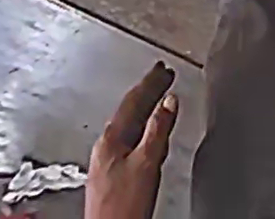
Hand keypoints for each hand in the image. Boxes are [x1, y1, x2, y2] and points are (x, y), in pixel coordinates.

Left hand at [85, 62, 178, 218]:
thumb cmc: (124, 207)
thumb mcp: (147, 163)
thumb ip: (158, 129)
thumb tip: (169, 101)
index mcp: (111, 139)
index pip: (134, 100)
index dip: (151, 82)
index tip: (163, 69)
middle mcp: (105, 148)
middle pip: (129, 110)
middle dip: (147, 91)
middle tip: (161, 74)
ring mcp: (106, 162)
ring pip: (129, 124)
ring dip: (145, 108)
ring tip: (158, 96)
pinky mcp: (112, 176)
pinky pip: (129, 140)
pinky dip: (142, 128)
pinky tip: (147, 132)